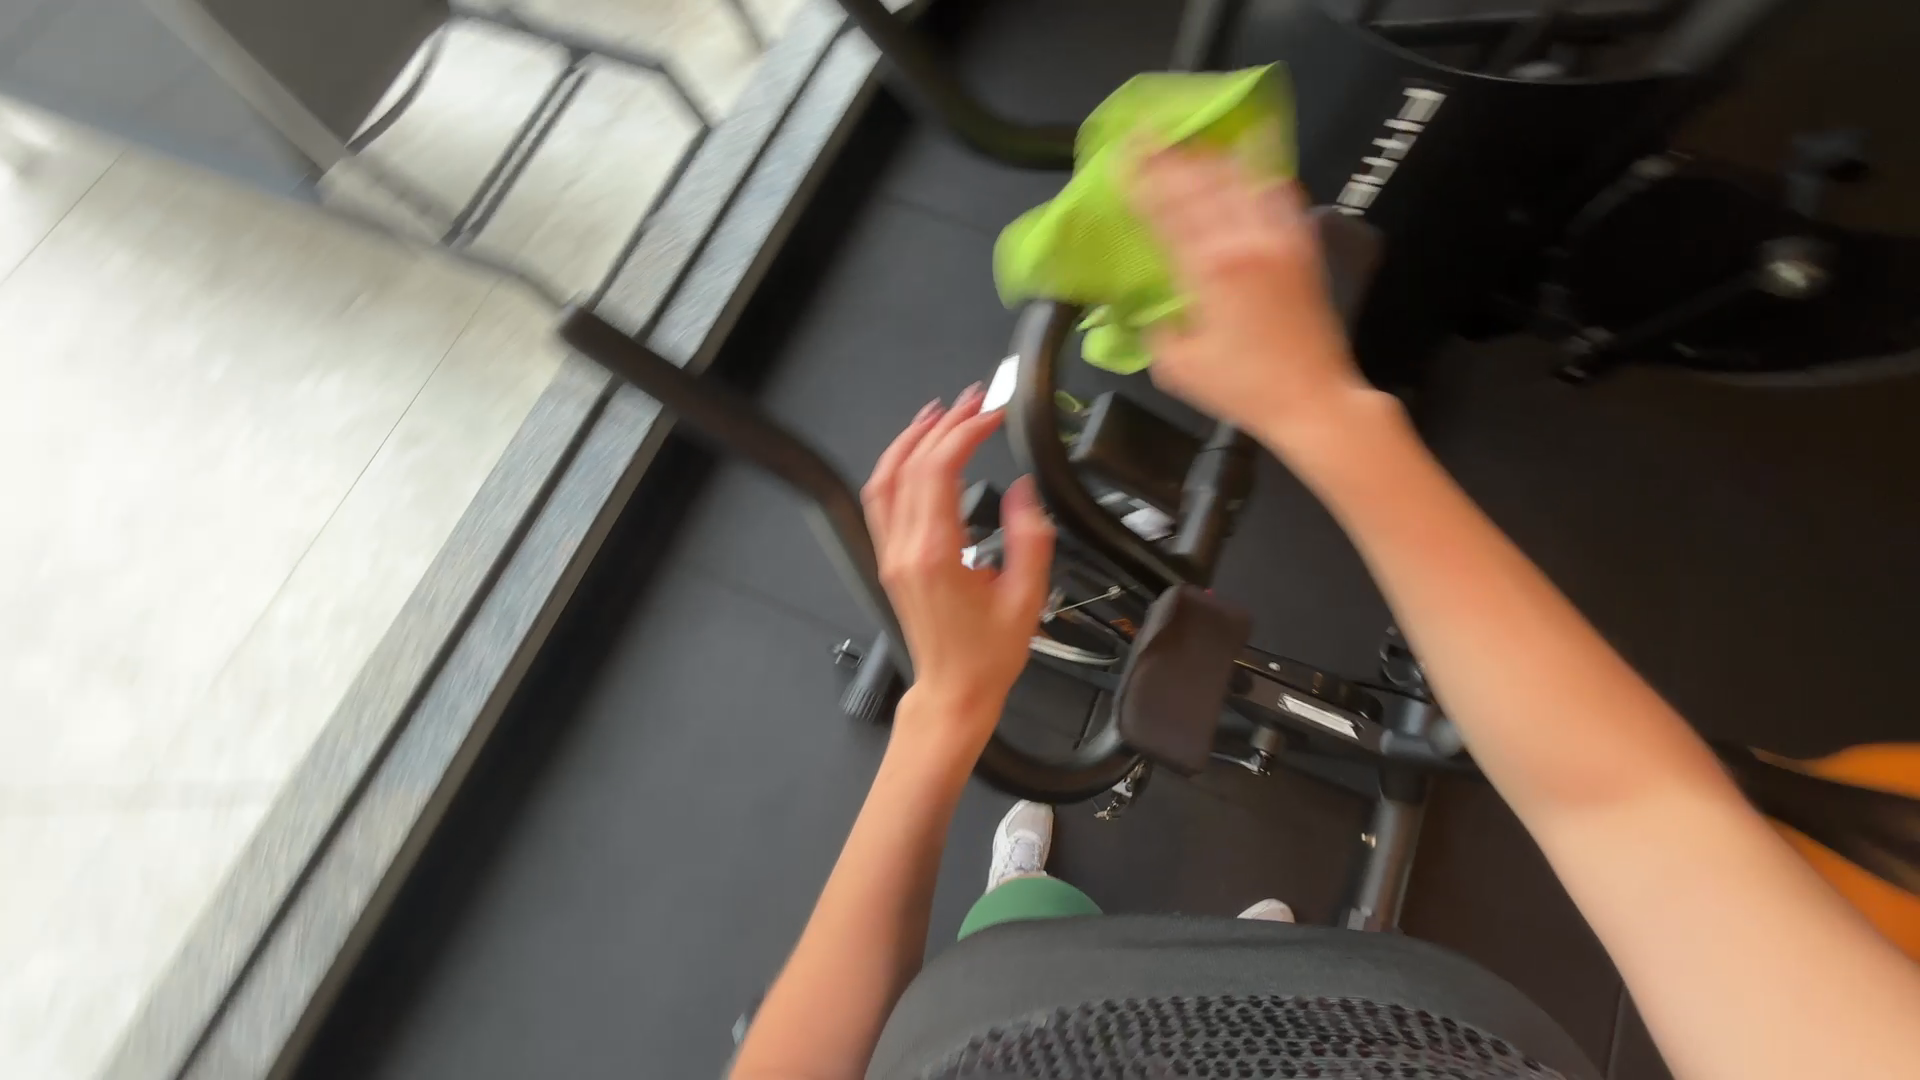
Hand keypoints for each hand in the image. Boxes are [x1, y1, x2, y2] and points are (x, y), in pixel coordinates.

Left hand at [861, 385, 1055, 752]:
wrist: (954, 688)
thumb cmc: (987, 654)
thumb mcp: (1027, 597)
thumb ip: (1030, 538)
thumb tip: (1025, 491)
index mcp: (937, 555)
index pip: (939, 472)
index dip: (965, 433)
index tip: (990, 415)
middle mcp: (905, 549)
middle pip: (911, 466)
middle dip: (943, 425)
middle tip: (973, 401)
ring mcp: (891, 553)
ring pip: (885, 479)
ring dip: (910, 440)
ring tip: (939, 413)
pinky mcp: (891, 558)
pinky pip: (881, 501)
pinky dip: (895, 467)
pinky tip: (915, 453)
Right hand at [1130, 148, 1380, 450]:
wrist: (1312, 398)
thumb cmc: (1244, 388)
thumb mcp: (1179, 367)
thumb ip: (1156, 332)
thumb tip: (1149, 313)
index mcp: (1208, 272)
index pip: (1167, 212)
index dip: (1143, 180)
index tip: (1124, 156)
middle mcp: (1245, 244)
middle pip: (1202, 184)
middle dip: (1171, 156)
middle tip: (1149, 135)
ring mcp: (1279, 242)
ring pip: (1242, 181)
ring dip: (1212, 158)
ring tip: (1193, 142)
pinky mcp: (1302, 249)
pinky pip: (1281, 197)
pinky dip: (1261, 174)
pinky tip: (1252, 164)